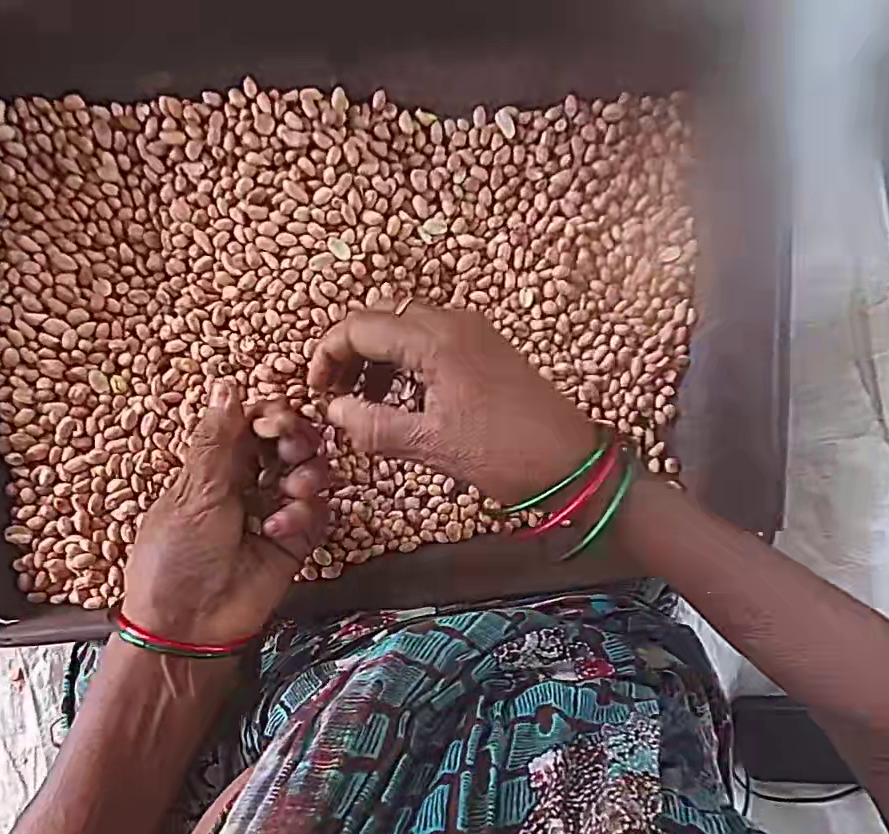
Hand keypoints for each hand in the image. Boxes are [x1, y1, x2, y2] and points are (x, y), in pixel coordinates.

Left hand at [121, 382, 330, 645]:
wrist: (189, 624)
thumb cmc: (177, 555)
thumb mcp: (194, 492)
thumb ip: (218, 440)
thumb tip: (226, 385)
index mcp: (216, 465)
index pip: (253, 423)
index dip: (271, 415)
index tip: (276, 422)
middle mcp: (249, 482)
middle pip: (289, 442)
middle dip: (297, 439)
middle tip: (293, 448)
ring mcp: (275, 510)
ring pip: (310, 472)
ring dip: (307, 474)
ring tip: (293, 491)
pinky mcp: (296, 540)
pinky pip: (316, 512)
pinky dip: (303, 514)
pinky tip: (278, 530)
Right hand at [307, 304, 597, 503]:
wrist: (572, 462)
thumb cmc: (504, 455)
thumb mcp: (431, 445)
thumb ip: (373, 425)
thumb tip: (332, 410)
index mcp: (435, 341)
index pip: (360, 326)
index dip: (327, 354)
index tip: (315, 390)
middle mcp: (453, 323)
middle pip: (381, 316)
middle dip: (349, 350)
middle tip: (336, 392)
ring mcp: (473, 331)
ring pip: (406, 325)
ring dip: (377, 355)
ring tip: (365, 400)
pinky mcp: (486, 347)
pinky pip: (432, 338)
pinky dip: (405, 359)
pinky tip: (403, 396)